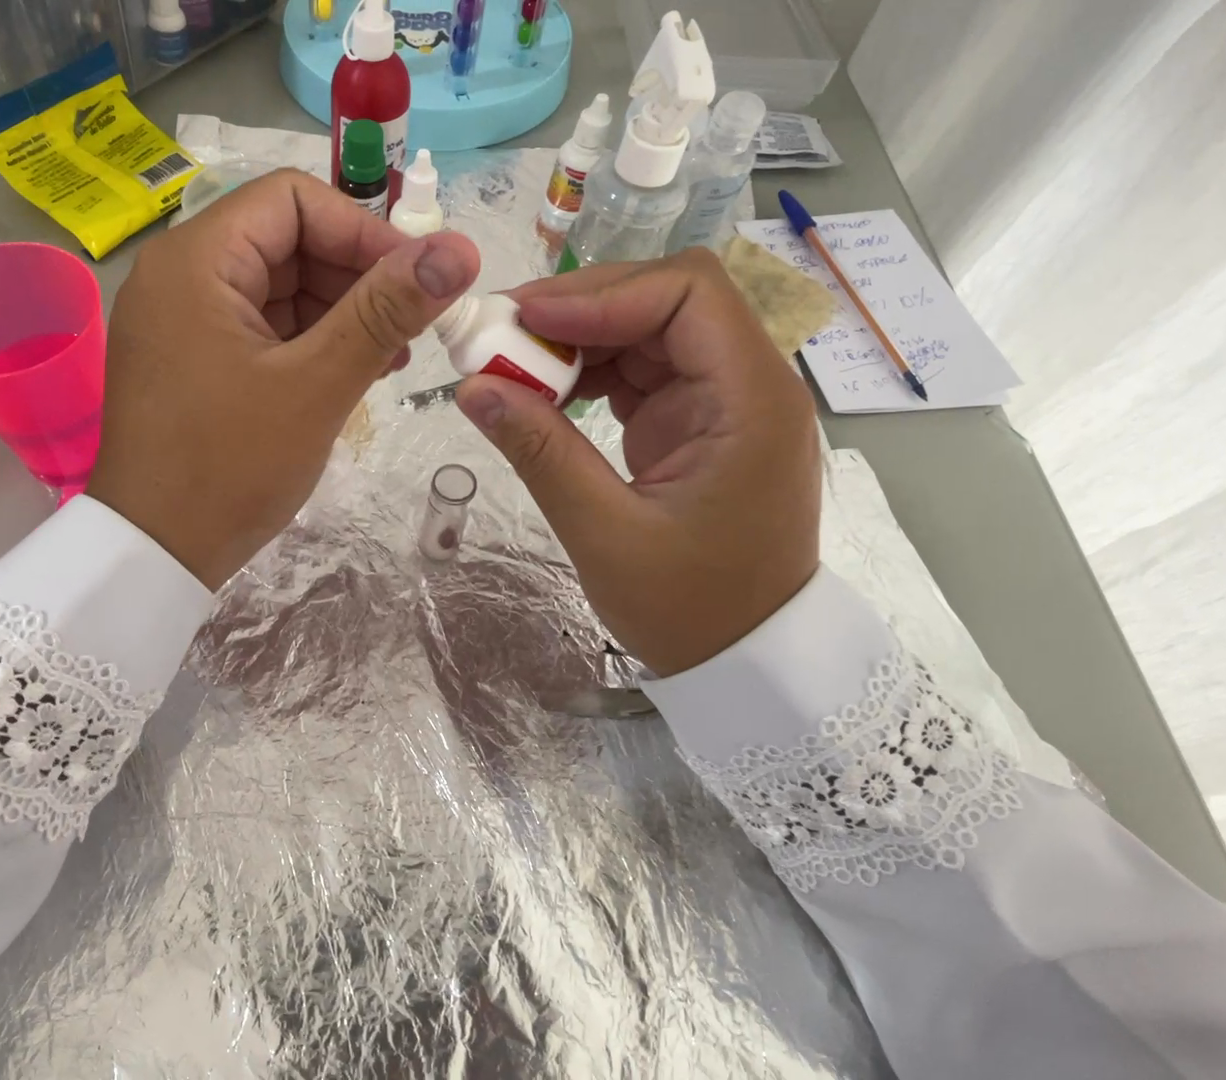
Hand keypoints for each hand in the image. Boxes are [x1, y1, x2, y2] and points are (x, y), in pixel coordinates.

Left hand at [89, 169, 480, 589]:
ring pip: (277, 287)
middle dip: (355, 277)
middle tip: (408, 328)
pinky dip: (307, 342)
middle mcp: (180, 275)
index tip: (416, 281)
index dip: (363, 231)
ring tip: (389, 359)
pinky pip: (259, 327)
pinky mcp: (190, 359)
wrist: (154, 553)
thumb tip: (459, 250)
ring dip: (339, 313)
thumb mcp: (317, 385)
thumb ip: (385, 312)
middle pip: (286, 240)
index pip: (293, 200)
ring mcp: (181, 320)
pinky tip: (348, 374)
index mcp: (196, 261)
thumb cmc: (230, 467)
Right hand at [453, 251, 819, 676]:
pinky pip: (644, 370)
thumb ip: (542, 454)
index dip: (601, 294)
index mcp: (751, 400)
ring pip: (650, 330)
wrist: (747, 656)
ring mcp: (725, 400)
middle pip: (667, 299)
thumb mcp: (605, 536)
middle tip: (501, 335)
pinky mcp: (701, 421)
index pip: (687, 293)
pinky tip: (546, 393)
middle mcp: (748, 382)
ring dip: (580, 339)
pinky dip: (593, 373)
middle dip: (582, 309)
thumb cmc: (689, 609)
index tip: (523, 321)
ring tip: (512, 365)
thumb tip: (474, 389)